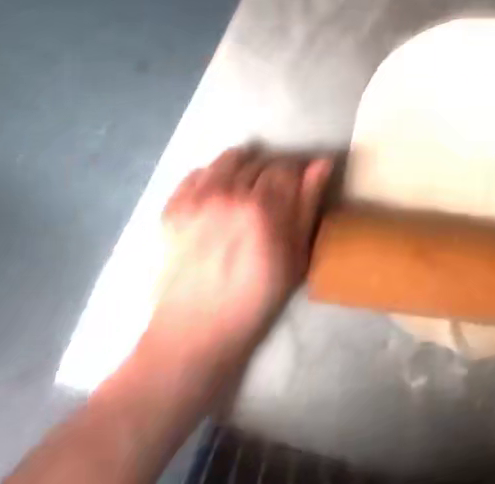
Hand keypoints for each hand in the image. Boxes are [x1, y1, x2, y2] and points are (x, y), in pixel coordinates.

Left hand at [146, 146, 332, 368]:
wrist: (194, 335)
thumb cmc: (255, 300)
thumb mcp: (296, 257)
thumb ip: (308, 205)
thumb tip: (322, 163)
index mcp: (264, 206)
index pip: (289, 167)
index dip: (298, 175)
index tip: (299, 189)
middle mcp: (229, 192)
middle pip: (261, 161)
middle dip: (272, 174)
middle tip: (274, 198)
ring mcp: (197, 198)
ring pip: (230, 159)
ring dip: (244, 169)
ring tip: (246, 192)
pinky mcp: (173, 207)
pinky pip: (198, 172)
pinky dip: (212, 177)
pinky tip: (218, 198)